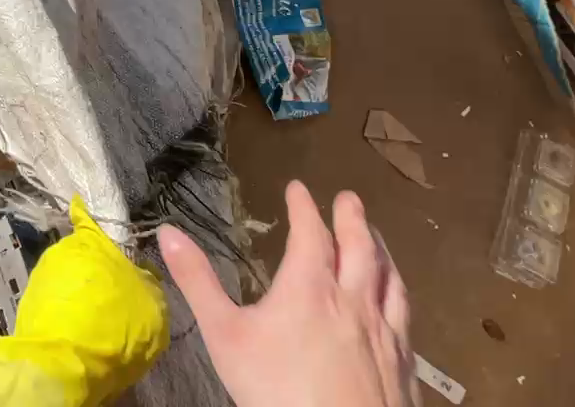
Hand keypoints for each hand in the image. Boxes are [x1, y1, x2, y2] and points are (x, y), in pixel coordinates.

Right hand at [159, 181, 415, 406]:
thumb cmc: (274, 388)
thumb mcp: (223, 333)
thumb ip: (197, 280)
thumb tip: (168, 230)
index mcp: (310, 289)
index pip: (310, 235)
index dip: (303, 208)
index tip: (297, 186)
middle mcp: (353, 304)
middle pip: (361, 252)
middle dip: (353, 221)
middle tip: (349, 197)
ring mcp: (386, 338)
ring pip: (391, 284)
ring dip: (383, 254)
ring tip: (378, 240)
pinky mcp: (404, 370)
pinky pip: (406, 321)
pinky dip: (398, 298)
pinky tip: (395, 307)